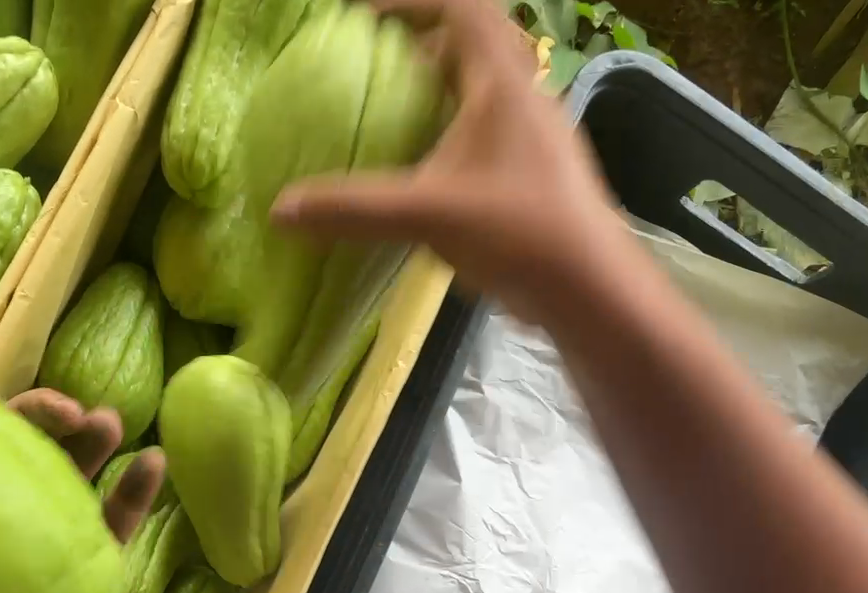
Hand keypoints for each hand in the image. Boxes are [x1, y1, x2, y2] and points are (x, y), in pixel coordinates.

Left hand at [0, 389, 163, 592]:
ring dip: (96, 444)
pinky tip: (154, 466)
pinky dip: (136, 499)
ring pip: (73, 481)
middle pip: (21, 449)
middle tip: (68, 408)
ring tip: (110, 423)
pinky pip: (113, 536)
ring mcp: (34, 550)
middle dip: (48, 416)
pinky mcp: (74, 584)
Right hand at [270, 0, 632, 330]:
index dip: (412, 0)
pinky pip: (490, 137)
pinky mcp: (536, 178)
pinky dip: (455, 140)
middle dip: (424, 48)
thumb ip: (354, 210)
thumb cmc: (517, 232)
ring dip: (442, 96)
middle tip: (378, 70)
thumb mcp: (427, 215)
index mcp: (503, 82)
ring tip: (398, 123)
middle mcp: (525, 98)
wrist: (586, 288)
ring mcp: (535, 140)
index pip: (462, 7)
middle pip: (475, 46)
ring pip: (485, 95)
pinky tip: (430, 178)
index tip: (365, 18)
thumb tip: (281, 210)